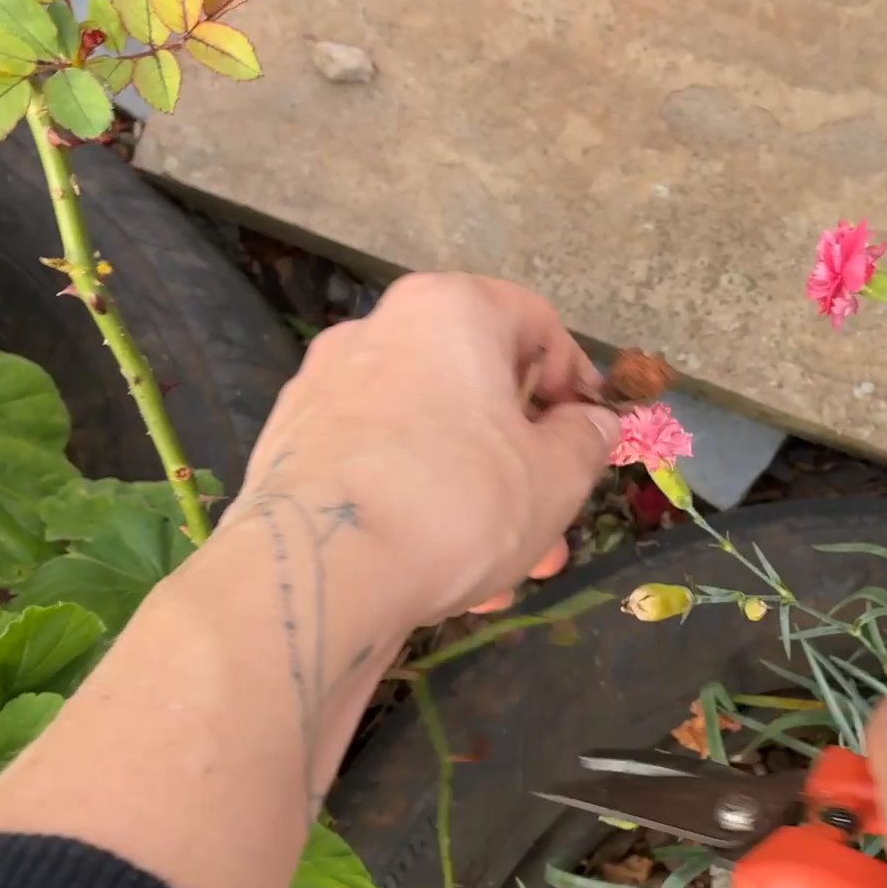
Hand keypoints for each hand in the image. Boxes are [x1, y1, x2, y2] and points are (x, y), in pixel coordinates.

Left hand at [221, 274, 617, 626]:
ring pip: (439, 436)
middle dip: (531, 458)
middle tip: (556, 514)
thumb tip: (590, 421)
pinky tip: (449, 570)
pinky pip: (389, 464)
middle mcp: (382, 331)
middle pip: (484, 388)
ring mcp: (328, 388)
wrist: (322, 573)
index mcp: (451, 314)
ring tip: (511, 567)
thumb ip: (587, 437)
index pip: (537, 322)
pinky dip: (428, 504)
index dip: (577, 380)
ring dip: (485, 494)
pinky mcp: (295, 446)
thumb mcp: (559, 474)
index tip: (590, 433)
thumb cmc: (464, 501)